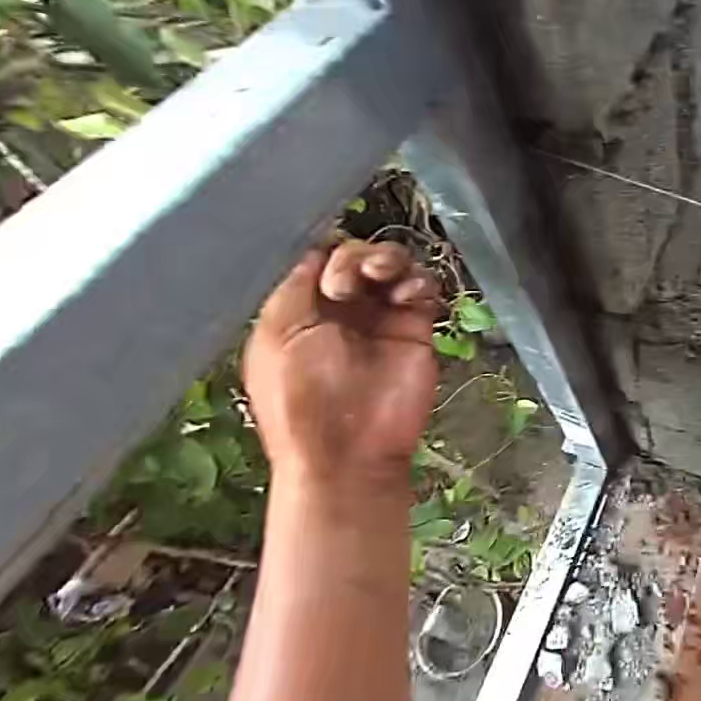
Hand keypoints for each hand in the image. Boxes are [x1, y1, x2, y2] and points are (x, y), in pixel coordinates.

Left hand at [244, 239, 440, 487]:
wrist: (350, 449)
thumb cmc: (301, 396)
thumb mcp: (277, 335)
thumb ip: (294, 285)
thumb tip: (317, 251)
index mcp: (303, 310)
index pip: (320, 259)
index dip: (327, 251)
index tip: (327, 266)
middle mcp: (344, 310)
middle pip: (358, 256)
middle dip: (355, 256)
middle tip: (348, 283)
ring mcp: (383, 318)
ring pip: (393, 265)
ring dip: (387, 259)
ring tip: (380, 276)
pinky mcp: (417, 329)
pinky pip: (423, 290)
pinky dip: (418, 282)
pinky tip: (406, 297)